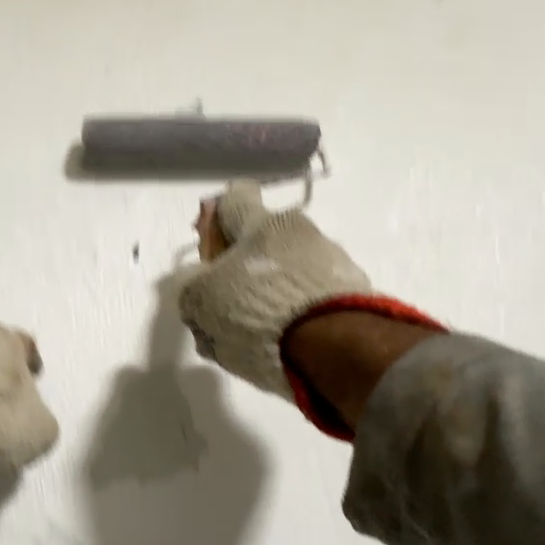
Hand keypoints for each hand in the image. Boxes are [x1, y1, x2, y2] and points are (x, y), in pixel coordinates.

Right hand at [177, 180, 373, 399]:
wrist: (330, 346)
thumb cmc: (254, 308)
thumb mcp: (199, 298)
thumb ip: (194, 283)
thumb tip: (203, 281)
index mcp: (262, 223)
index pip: (235, 198)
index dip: (216, 215)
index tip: (208, 242)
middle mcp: (301, 232)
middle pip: (261, 241)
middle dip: (239, 267)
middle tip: (220, 305)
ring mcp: (331, 261)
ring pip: (284, 271)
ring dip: (265, 294)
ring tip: (247, 335)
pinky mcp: (351, 293)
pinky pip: (307, 298)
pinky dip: (290, 315)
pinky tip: (276, 343)